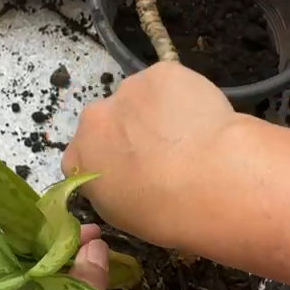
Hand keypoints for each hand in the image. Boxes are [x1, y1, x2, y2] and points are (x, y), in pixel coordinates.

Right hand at [63, 62, 244, 247]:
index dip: (111, 161)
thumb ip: (111, 189)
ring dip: (159, 112)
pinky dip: (185, 96)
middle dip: (133, 133)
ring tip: (190, 137)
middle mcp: (95, 117)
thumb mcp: (123, 216)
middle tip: (165, 154)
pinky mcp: (163, 72)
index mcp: (80, 156)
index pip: (83, 155)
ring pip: (142, 98)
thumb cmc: (166, 213)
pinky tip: (203, 119)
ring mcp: (129, 89)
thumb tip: (124, 178)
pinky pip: (171, 83)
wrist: (209, 181)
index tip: (135, 173)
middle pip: (112, 121)